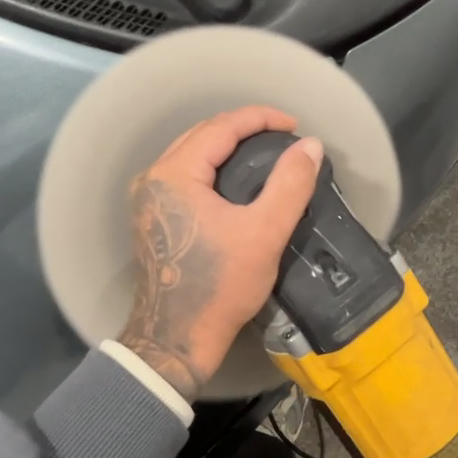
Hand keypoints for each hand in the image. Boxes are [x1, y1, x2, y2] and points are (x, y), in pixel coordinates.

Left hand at [118, 106, 322, 400]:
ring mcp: (147, 201)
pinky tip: (237, 183)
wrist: (176, 338)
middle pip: (201, 137)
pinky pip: (184, 179)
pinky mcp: (151, 220)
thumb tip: (311, 146)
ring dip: (226, 150)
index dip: (259, 118)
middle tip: (280, 137)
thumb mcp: (264, 233)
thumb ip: (290, 184)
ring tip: (263, 155)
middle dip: (242, 130)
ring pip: (190, 157)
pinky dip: (211, 172)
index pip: (219, 128)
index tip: (293, 125)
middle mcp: (152, 180)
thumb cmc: (219, 286)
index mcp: (173, 175)